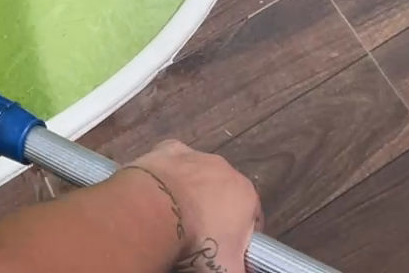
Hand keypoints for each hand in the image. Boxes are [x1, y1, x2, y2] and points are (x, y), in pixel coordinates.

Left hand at [126, 140, 259, 272]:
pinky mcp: (168, 148)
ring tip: (176, 220)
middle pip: (224, 195)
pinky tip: (160, 197)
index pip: (252, 219)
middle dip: (215, 214)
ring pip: (198, 177)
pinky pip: (173, 165)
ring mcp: (195, 155)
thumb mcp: (228, 270)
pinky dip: (169, 178)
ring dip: (192, 194)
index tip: (227, 253)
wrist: (156, 210)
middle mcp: (224, 167)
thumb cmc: (199, 241)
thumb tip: (239, 269)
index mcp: (246, 194)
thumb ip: (241, 270)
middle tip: (200, 238)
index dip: (241, 239)